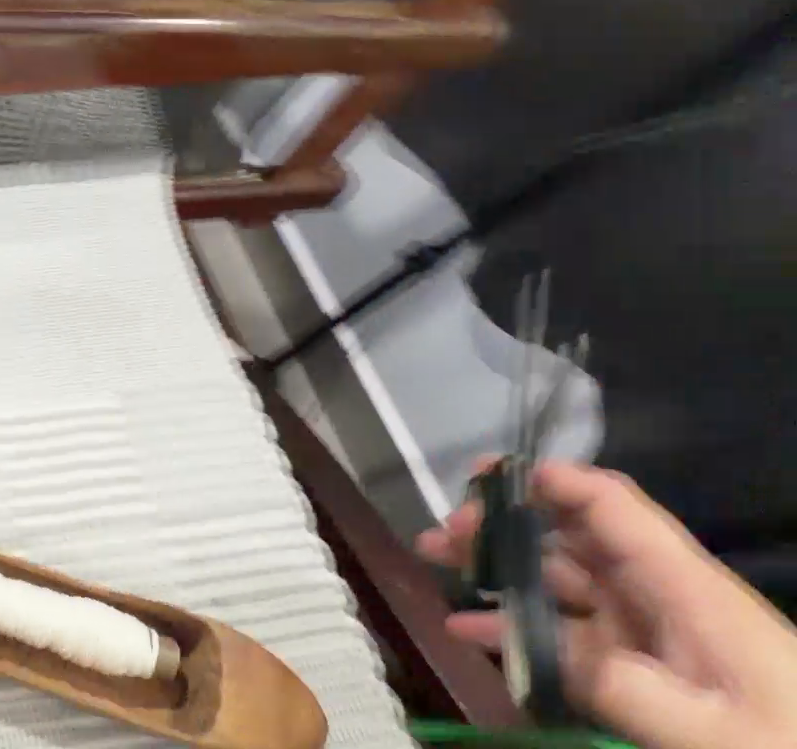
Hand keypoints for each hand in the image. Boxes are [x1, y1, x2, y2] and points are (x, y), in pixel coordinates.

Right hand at [417, 461, 796, 748]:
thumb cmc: (786, 746)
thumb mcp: (705, 730)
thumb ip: (611, 682)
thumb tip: (525, 642)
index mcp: (686, 589)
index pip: (613, 506)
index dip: (551, 479)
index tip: (486, 473)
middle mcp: (660, 595)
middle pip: (571, 535)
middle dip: (501, 522)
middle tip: (445, 529)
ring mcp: (647, 631)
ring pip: (556, 578)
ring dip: (494, 566)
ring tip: (433, 559)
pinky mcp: (638, 663)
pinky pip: (563, 629)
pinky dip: (511, 622)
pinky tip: (467, 627)